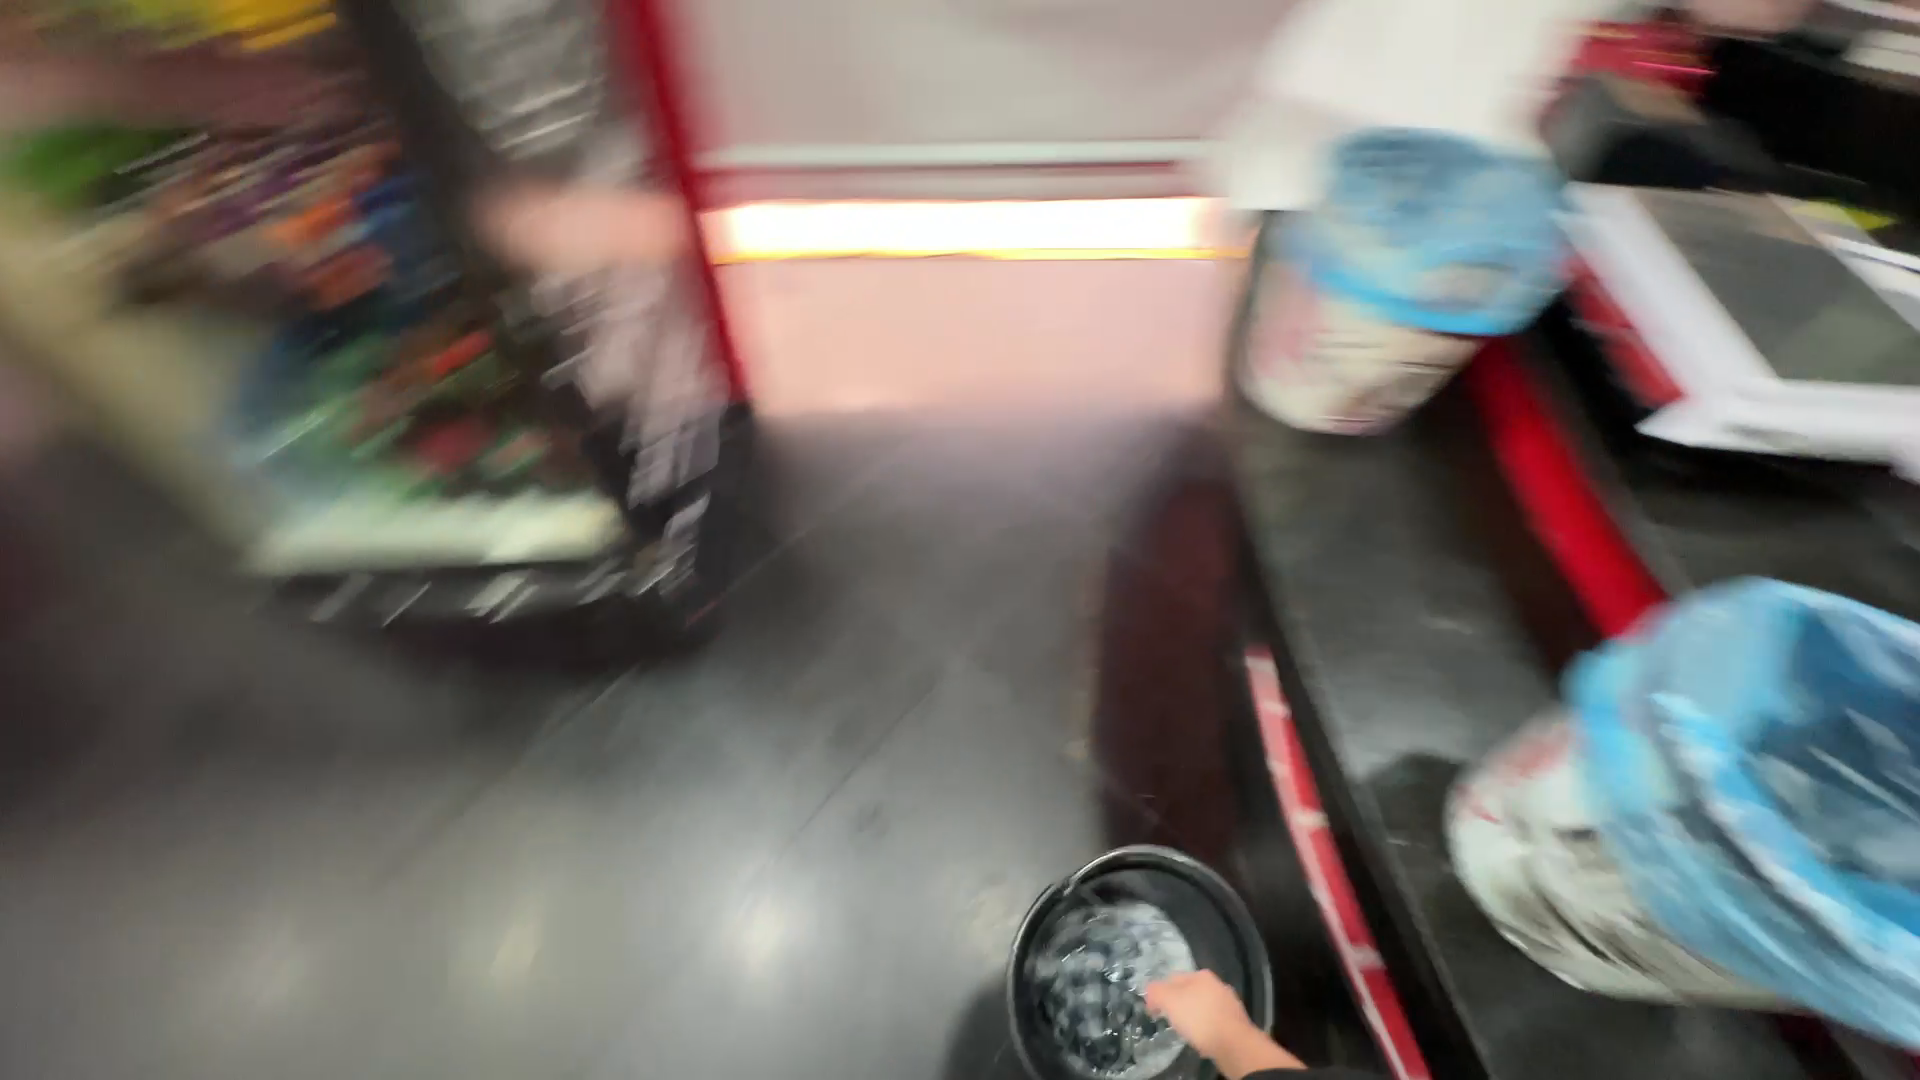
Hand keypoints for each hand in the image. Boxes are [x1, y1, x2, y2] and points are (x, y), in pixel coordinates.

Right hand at [1145, 971, 1302, 1077]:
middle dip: (1179, 1004)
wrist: (1235, 1045)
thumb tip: (1149, 990)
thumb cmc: (1199, 1018)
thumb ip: (1156, 992)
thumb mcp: (1169, 1001)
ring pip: (1204, 1007)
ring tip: (1188, 1032)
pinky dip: (1207, 1028)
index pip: (1172, 979)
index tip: (1155, 1011)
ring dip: (1194, 1017)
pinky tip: (1204, 1039)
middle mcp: (1217, 984)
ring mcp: (1229, 1003)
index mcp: (1200, 974)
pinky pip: (1215, 1022)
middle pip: (1189, 992)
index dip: (1160, 994)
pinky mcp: (1237, 1023)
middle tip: (1171, 1020)